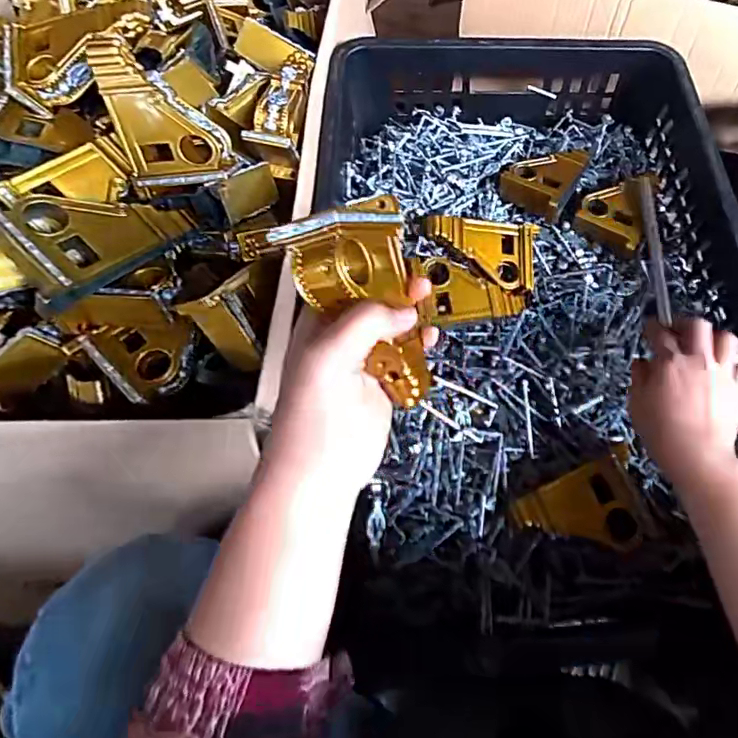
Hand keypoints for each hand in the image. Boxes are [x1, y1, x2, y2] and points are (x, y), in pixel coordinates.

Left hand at [265, 276, 439, 496]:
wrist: (321, 476)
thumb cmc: (308, 422)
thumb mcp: (329, 356)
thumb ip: (364, 322)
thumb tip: (401, 309)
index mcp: (318, 326)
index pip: (346, 284)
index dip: (372, 270)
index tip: (397, 261)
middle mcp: (340, 340)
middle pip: (375, 303)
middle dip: (398, 291)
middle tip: (419, 283)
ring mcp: (363, 361)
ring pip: (393, 327)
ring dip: (412, 316)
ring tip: (429, 306)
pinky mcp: (382, 383)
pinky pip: (406, 354)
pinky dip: (420, 344)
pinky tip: (428, 338)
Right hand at [630, 318, 737, 494]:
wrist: (700, 459)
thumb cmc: (664, 435)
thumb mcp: (637, 406)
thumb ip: (639, 379)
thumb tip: (642, 365)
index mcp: (670, 363)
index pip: (660, 332)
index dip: (652, 327)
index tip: (651, 329)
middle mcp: (698, 361)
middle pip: (698, 325)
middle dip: (685, 323)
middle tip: (677, 332)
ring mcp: (721, 374)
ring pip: (727, 339)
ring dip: (714, 339)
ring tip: (705, 347)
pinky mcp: (737, 390)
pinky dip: (733, 368)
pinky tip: (723, 374)